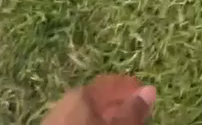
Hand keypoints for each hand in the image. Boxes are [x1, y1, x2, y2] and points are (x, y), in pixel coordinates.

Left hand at [40, 75, 157, 124]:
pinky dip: (87, 123)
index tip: (144, 96)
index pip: (111, 82)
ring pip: (83, 113)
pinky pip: (72, 122)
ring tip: (119, 124)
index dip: (130, 88)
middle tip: (134, 113)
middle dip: (116, 104)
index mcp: (81, 93)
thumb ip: (132, 110)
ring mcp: (52, 118)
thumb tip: (149, 90)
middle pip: (96, 98)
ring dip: (102, 117)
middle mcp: (65, 100)